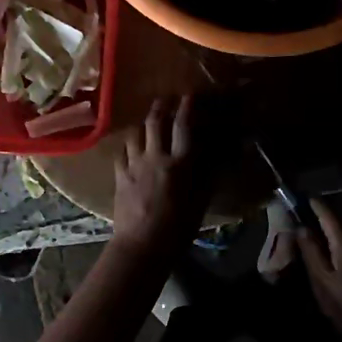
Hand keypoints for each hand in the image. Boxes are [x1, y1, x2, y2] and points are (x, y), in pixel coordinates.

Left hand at [112, 95, 213, 255]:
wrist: (141, 247)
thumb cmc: (178, 228)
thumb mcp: (201, 202)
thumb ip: (209, 176)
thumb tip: (221, 155)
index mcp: (178, 164)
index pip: (184, 126)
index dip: (188, 107)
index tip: (192, 94)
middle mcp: (154, 157)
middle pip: (155, 121)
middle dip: (163, 106)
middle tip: (169, 98)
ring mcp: (133, 165)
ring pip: (136, 133)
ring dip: (144, 121)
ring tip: (150, 118)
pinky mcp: (120, 176)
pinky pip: (123, 151)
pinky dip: (130, 143)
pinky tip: (133, 146)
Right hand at [295, 198, 341, 341]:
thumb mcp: (323, 283)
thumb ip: (312, 254)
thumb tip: (301, 227)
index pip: (329, 215)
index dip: (314, 205)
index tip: (300, 197)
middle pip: (338, 222)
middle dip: (319, 217)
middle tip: (300, 216)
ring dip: (329, 232)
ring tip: (310, 235)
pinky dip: (338, 245)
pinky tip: (328, 256)